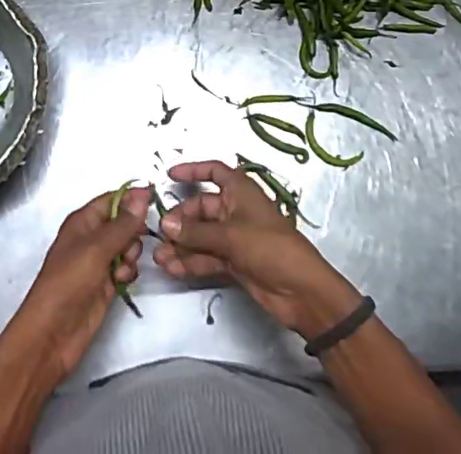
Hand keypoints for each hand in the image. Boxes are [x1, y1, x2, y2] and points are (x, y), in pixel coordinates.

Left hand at [2, 186, 151, 381]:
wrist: (53, 333)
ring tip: (123, 266)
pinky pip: (126, 267)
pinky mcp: (106, 283)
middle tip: (132, 243)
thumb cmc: (69, 282)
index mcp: (83, 221)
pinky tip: (122, 280)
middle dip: (134, 231)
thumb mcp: (97, 248)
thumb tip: (142, 195)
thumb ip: (123, 223)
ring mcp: (99, 261)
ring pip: (127, 246)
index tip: (154, 199)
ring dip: (131, 253)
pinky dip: (128, 271)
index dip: (132, 198)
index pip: (113, 199)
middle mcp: (91, 237)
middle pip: (123, 223)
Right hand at [154, 160, 364, 336]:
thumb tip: (166, 225)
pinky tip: (173, 268)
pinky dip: (191, 261)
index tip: (170, 176)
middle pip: (201, 208)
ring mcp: (235, 237)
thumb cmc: (270, 248)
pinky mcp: (234, 262)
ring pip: (201, 235)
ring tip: (160, 257)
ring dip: (181, 245)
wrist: (301, 291)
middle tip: (161, 235)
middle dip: (181, 221)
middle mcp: (236, 210)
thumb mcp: (230, 235)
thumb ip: (196, 231)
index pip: (214, 172)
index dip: (193, 170)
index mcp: (241, 191)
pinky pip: (207, 256)